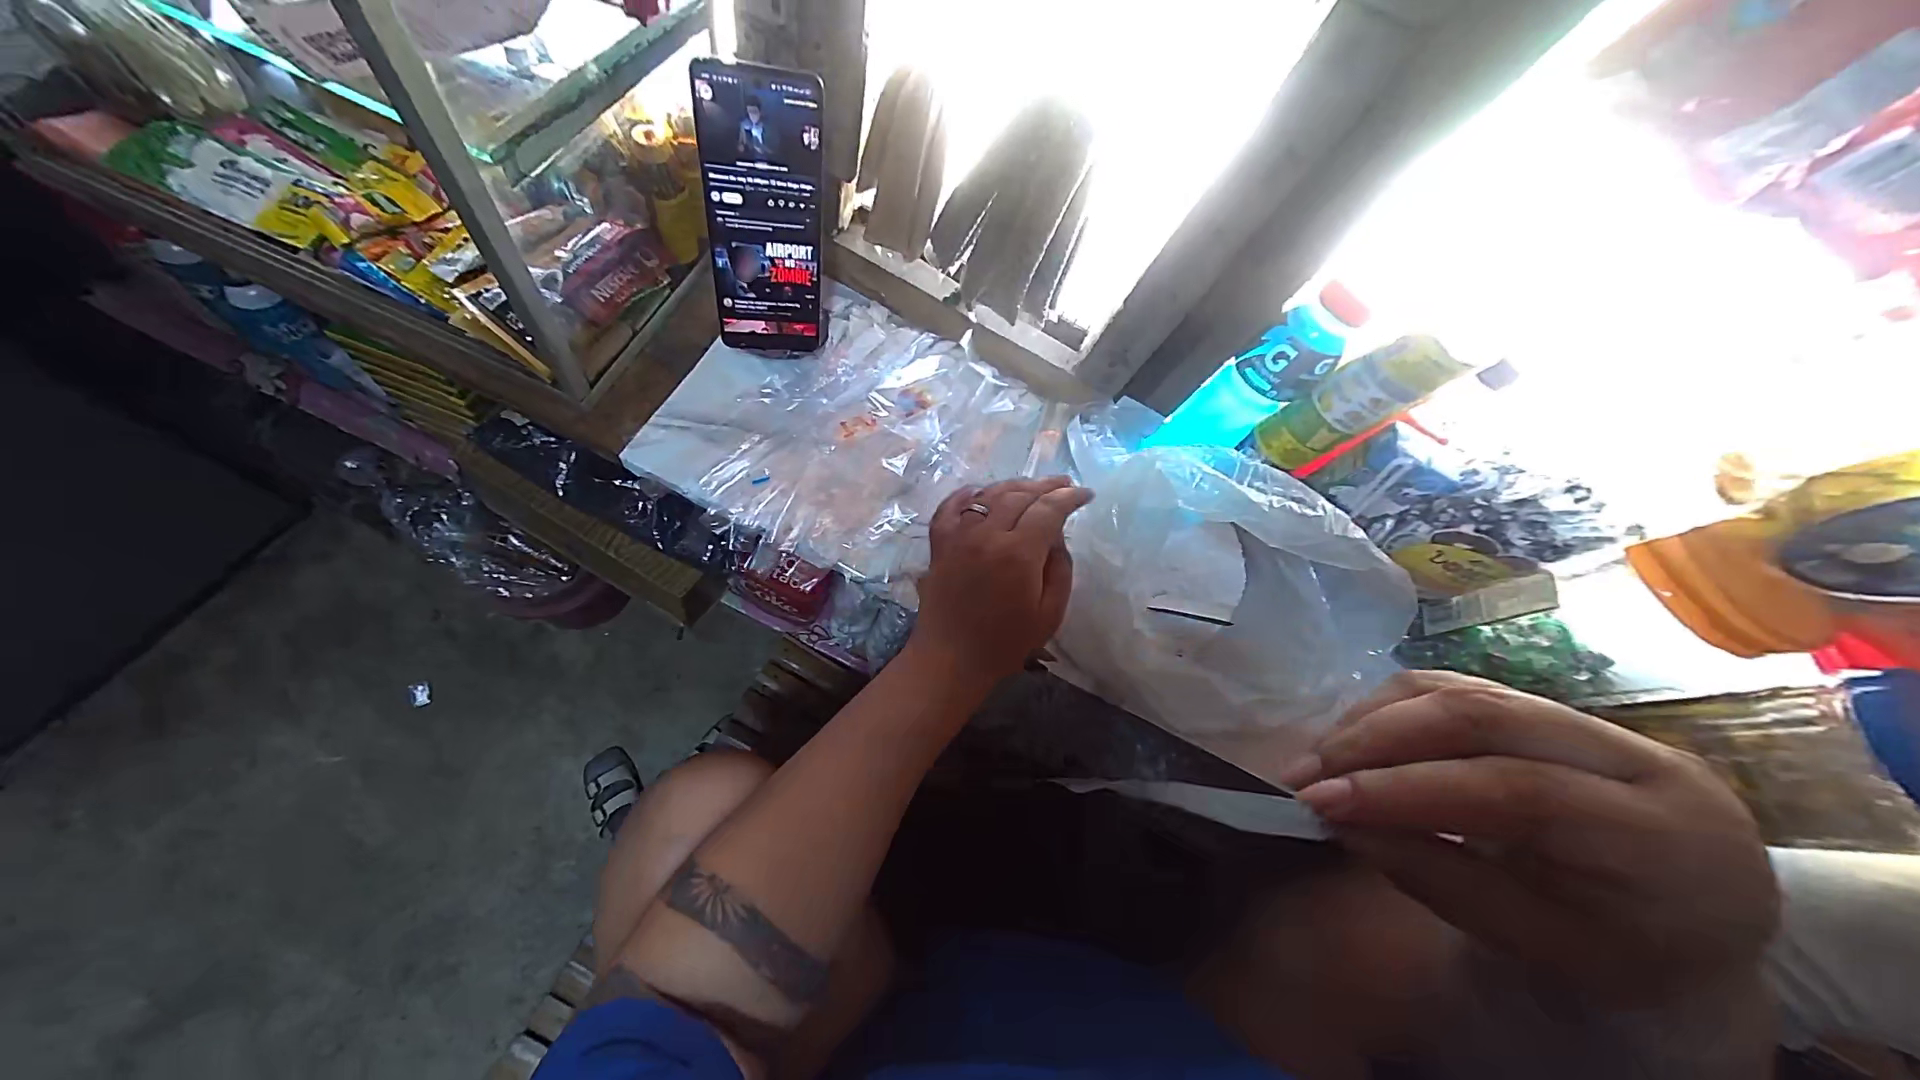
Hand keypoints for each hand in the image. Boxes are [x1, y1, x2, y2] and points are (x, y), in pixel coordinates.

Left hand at [908, 477, 1093, 682]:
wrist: (951, 658)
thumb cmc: (1005, 642)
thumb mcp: (1050, 612)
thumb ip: (1060, 568)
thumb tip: (1055, 536)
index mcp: (1018, 553)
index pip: (1048, 509)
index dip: (1069, 497)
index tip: (1085, 494)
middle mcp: (986, 535)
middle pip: (1020, 495)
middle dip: (1046, 486)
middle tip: (1064, 485)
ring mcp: (959, 536)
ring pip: (988, 495)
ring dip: (1014, 486)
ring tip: (1032, 487)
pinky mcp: (939, 544)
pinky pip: (951, 507)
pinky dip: (968, 495)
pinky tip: (981, 492)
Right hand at [1286, 671, 1777, 1008]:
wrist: (1681, 936)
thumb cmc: (1612, 960)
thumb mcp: (1531, 944)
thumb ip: (1433, 876)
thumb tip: (1338, 820)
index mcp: (1666, 836)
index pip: (1518, 789)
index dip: (1406, 789)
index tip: (1323, 802)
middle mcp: (1638, 758)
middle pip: (1482, 715)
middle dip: (1376, 737)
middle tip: (1307, 771)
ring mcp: (1589, 722)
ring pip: (1459, 688)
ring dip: (1373, 718)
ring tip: (1320, 758)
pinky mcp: (1543, 708)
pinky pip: (1453, 688)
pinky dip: (1390, 711)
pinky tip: (1356, 740)